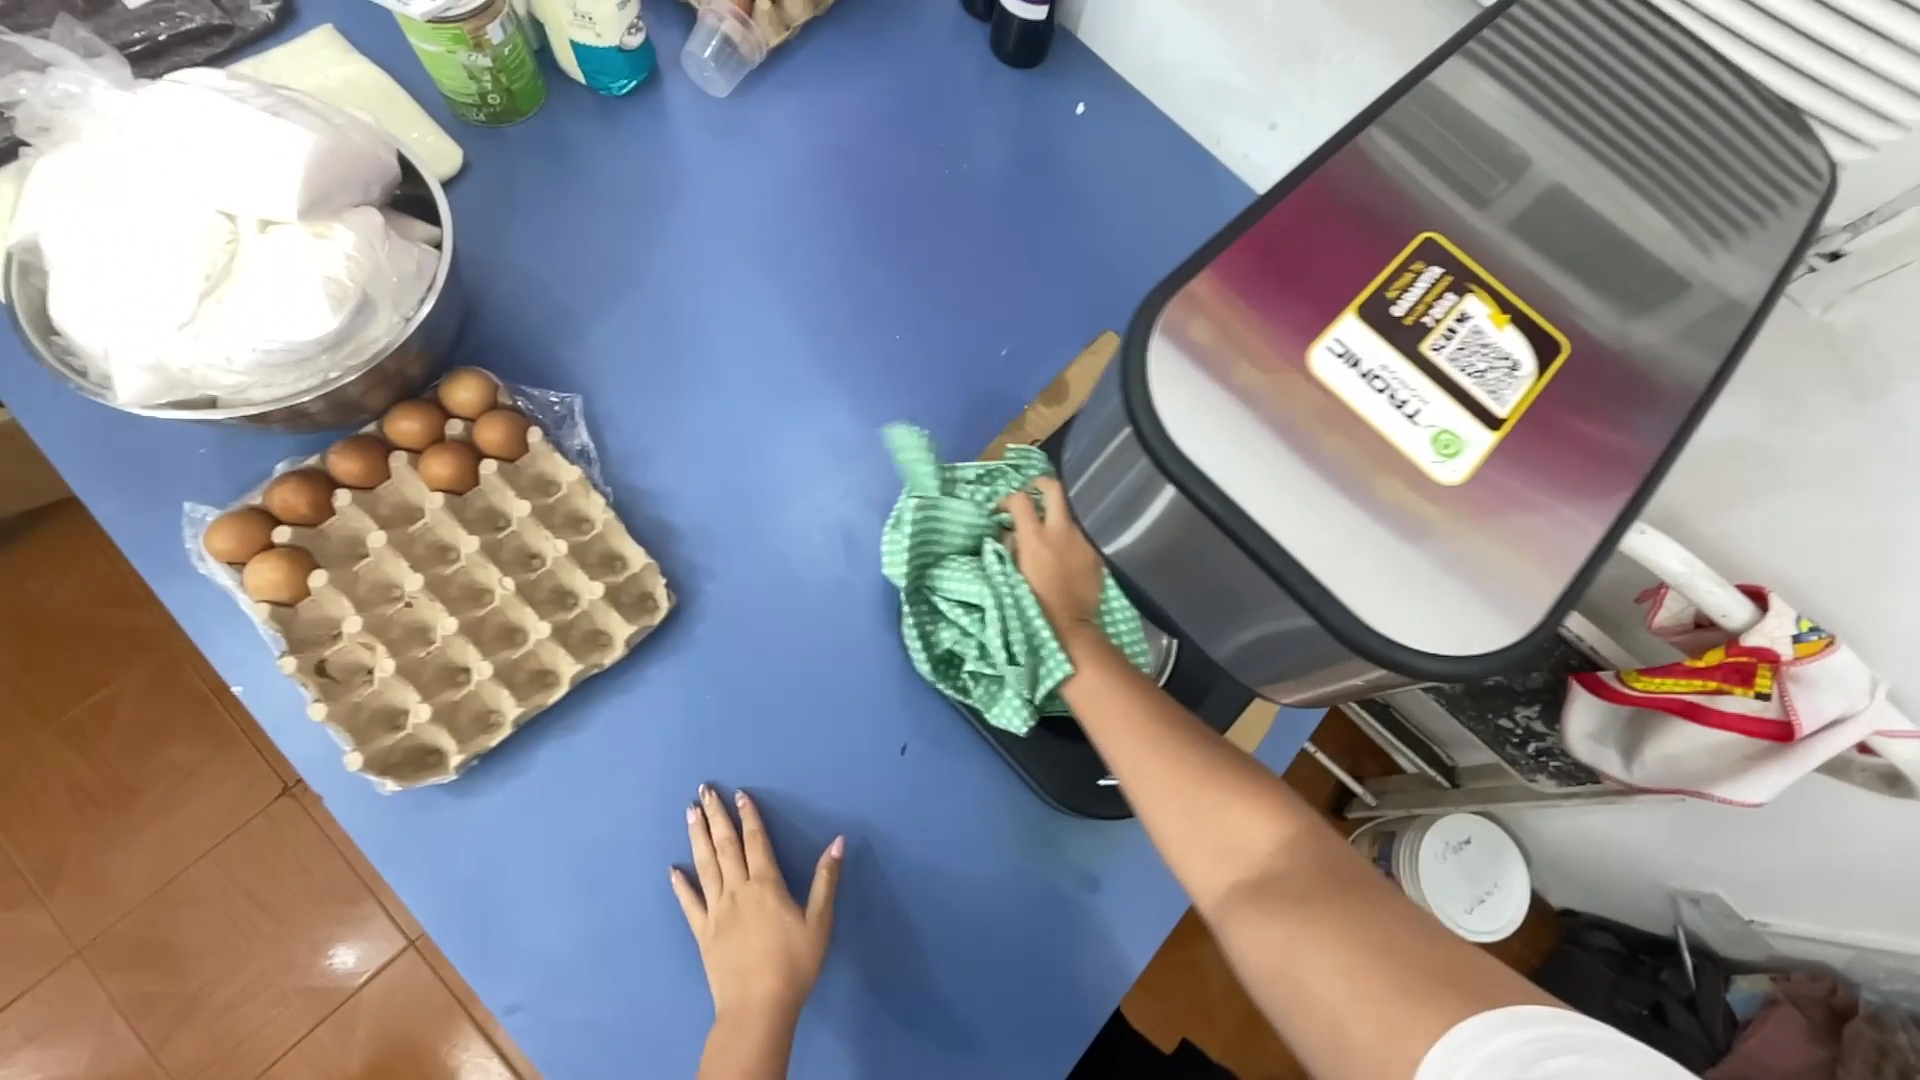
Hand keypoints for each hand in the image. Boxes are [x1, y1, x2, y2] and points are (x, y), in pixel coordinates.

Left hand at [672, 784, 843, 1022]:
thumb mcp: (819, 922)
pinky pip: (689, 903)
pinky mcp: (703, 933)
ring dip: (697, 837)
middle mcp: (737, 891)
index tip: (739, 794)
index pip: (756, 841)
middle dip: (716, 816)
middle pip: (725, 846)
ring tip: (689, 813)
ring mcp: (716, 911)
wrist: (757, 1008)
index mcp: (766, 885)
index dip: (749, 816)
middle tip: (704, 791)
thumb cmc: (794, 964)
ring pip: (705, 866)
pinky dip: (681, 885)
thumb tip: (837, 841)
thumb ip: (826, 880)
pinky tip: (673, 870)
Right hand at [1002, 476, 1105, 642]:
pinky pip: (1080, 536)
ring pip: (1069, 514)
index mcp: (1035, 537)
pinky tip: (1065, 554)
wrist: (1070, 626)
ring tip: (1050, 532)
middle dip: (1041, 485)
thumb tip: (1009, 532)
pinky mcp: (1095, 553)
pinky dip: (1070, 539)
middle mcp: (1061, 531)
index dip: (1008, 499)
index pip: (1020, 500)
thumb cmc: (1033, 604)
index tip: (1002, 509)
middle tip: (1033, 492)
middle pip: (1054, 489)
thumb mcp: (1011, 574)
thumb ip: (1010, 547)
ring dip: (1057, 517)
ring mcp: (1082, 540)